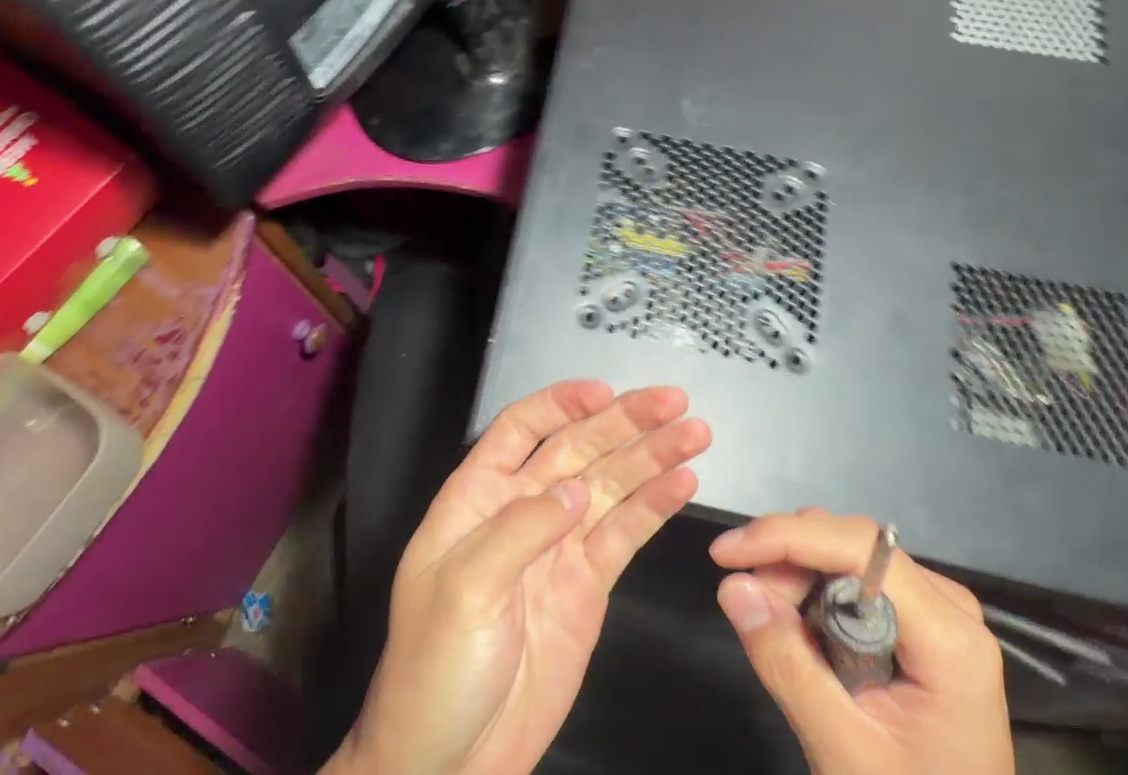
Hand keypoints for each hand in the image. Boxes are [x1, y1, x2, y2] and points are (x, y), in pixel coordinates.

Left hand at [328, 381, 709, 774]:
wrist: (453, 757)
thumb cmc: (433, 668)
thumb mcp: (461, 589)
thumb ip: (518, 531)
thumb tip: (575, 489)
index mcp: (474, 501)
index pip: (519, 432)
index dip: (561, 405)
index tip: (604, 390)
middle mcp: (520, 514)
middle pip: (577, 452)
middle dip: (624, 423)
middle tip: (673, 401)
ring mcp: (558, 550)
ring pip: (610, 489)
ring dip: (651, 458)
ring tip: (694, 433)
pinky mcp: (588, 587)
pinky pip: (624, 537)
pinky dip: (653, 508)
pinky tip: (681, 483)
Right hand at [710, 510, 1012, 774]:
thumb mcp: (843, 748)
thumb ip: (788, 666)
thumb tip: (733, 587)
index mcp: (948, 637)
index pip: (859, 548)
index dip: (786, 538)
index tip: (723, 554)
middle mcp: (949, 607)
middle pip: (852, 545)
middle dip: (788, 562)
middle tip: (751, 609)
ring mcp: (938, 612)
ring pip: (849, 556)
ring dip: (798, 578)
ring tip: (778, 630)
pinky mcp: (921, 624)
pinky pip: (857, 581)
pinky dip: (815, 595)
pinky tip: (802, 634)